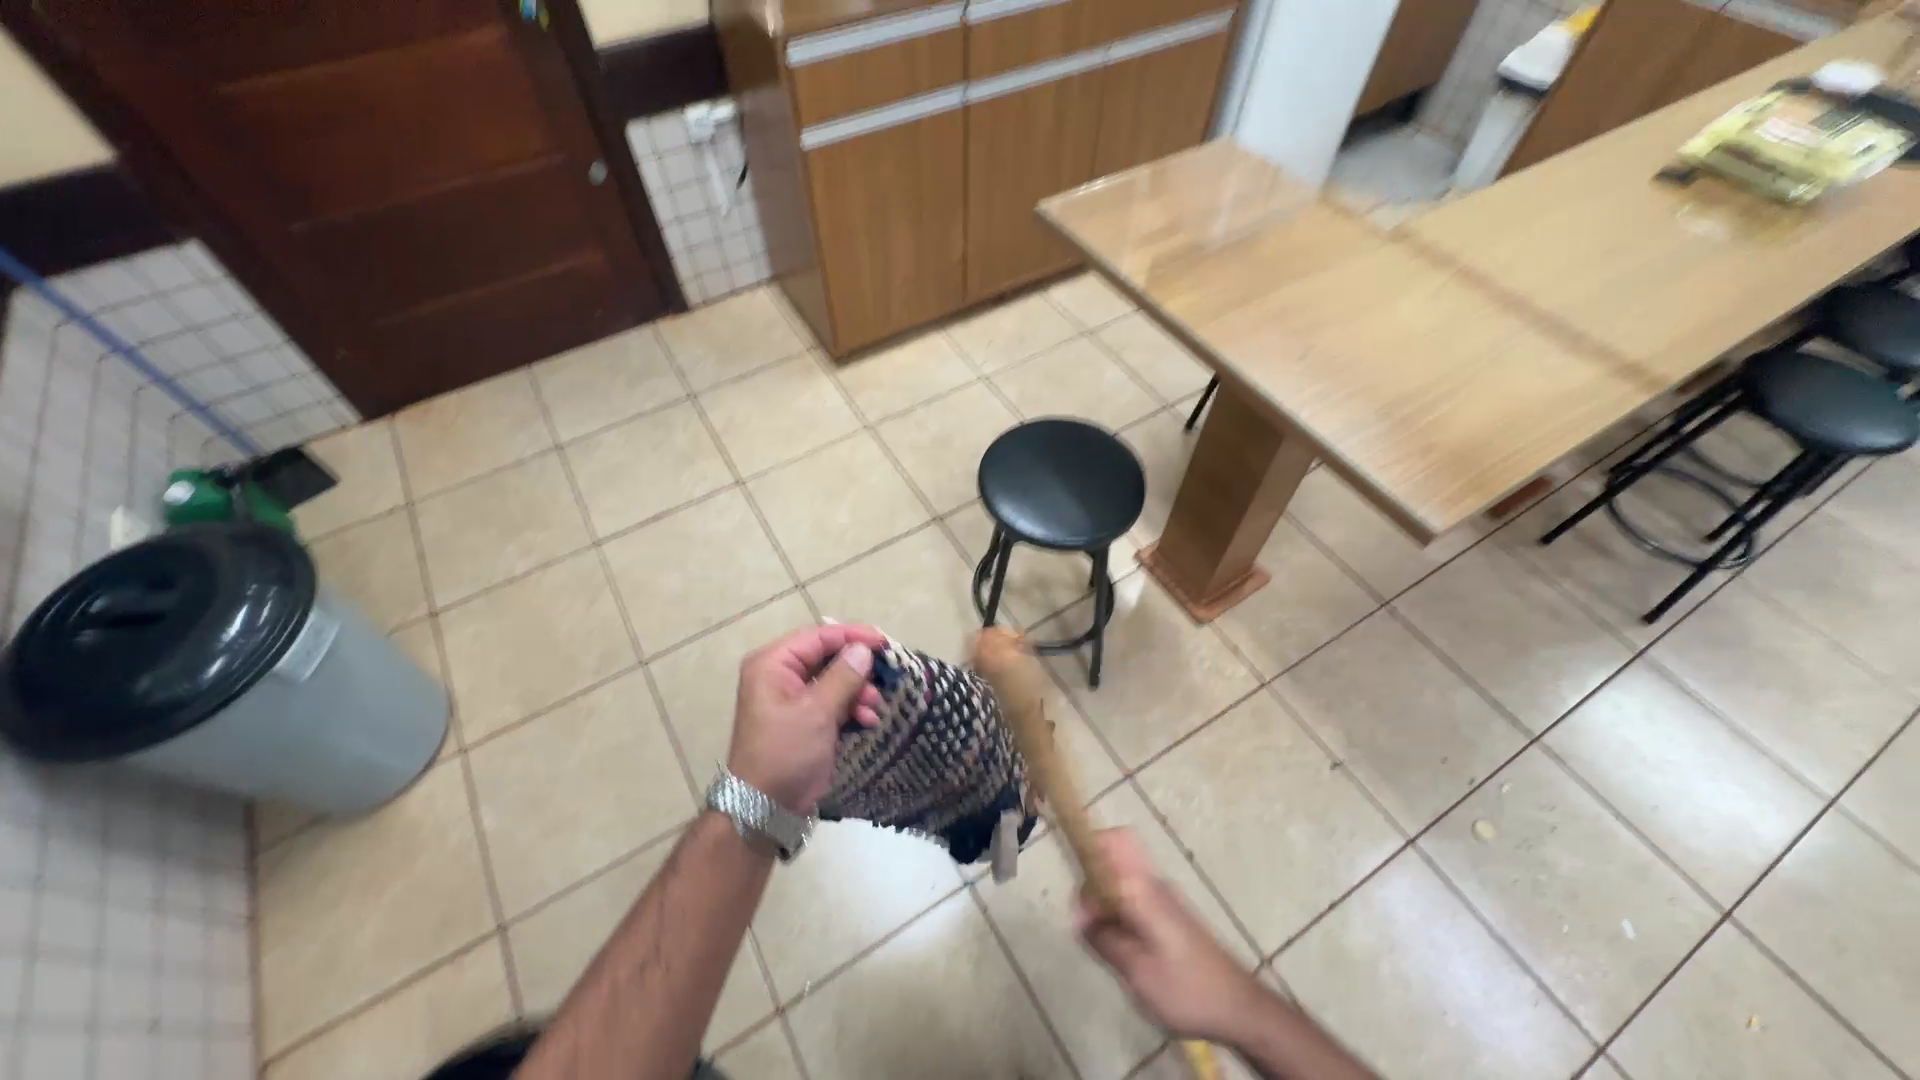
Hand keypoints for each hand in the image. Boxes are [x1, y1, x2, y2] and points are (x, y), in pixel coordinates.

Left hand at [727, 624, 886, 814]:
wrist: (765, 808)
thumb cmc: (785, 753)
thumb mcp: (817, 712)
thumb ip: (843, 676)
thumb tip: (864, 648)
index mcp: (772, 664)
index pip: (818, 636)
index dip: (853, 636)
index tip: (885, 643)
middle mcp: (780, 675)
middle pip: (827, 657)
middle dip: (857, 669)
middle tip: (884, 677)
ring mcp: (792, 699)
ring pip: (834, 680)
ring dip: (858, 691)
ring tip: (874, 707)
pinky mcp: (805, 720)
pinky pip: (833, 701)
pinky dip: (852, 707)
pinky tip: (868, 720)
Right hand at [1073, 829, 1264, 1042]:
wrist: (1241, 1009)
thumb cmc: (1188, 989)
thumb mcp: (1137, 971)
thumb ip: (1105, 939)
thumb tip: (1082, 919)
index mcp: (1146, 889)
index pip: (1116, 839)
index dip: (1089, 847)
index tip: (1078, 886)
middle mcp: (1156, 885)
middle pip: (1113, 862)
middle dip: (1092, 888)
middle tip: (1087, 929)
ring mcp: (1165, 901)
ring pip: (1121, 883)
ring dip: (1104, 906)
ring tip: (1103, 944)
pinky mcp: (1171, 918)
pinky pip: (1133, 902)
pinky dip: (1119, 918)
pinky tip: (1122, 951)